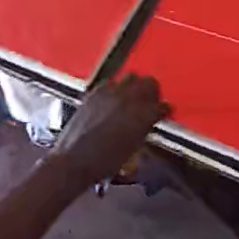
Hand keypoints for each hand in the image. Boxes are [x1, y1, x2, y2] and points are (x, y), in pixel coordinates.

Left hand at [50, 73, 169, 184]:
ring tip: (131, 96)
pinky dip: (114, 88)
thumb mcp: (133, 147)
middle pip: (149, 82)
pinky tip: (111, 98)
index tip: (163, 112)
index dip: (164, 109)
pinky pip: (110, 82)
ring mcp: (111, 93)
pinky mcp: (95, 92)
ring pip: (131, 77)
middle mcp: (130, 99)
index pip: (162, 105)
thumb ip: (143, 129)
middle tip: (149, 100)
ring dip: (134, 85)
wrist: (75, 160)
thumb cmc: (106, 161)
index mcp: (143, 116)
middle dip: (152, 91)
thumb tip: (148, 121)